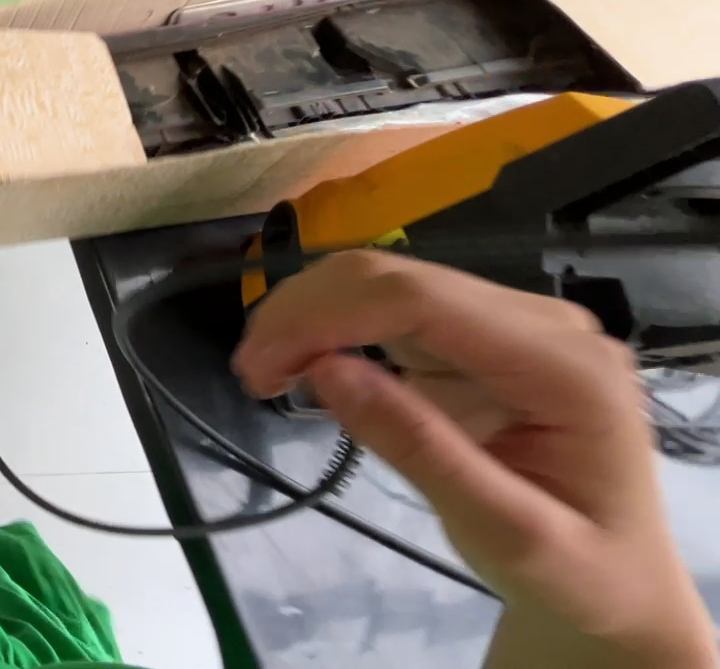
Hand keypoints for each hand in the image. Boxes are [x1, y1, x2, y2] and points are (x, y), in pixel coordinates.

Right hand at [233, 251, 715, 667]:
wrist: (611, 582)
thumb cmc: (574, 571)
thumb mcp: (508, 534)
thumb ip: (421, 449)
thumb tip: (324, 370)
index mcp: (563, 364)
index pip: (417, 299)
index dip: (323, 316)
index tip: (260, 365)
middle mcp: (536, 322)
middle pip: (385, 278)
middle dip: (300, 314)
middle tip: (251, 373)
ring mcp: (500, 320)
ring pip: (369, 280)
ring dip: (301, 315)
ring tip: (264, 370)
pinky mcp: (465, 329)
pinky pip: (373, 302)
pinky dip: (320, 324)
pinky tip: (297, 360)